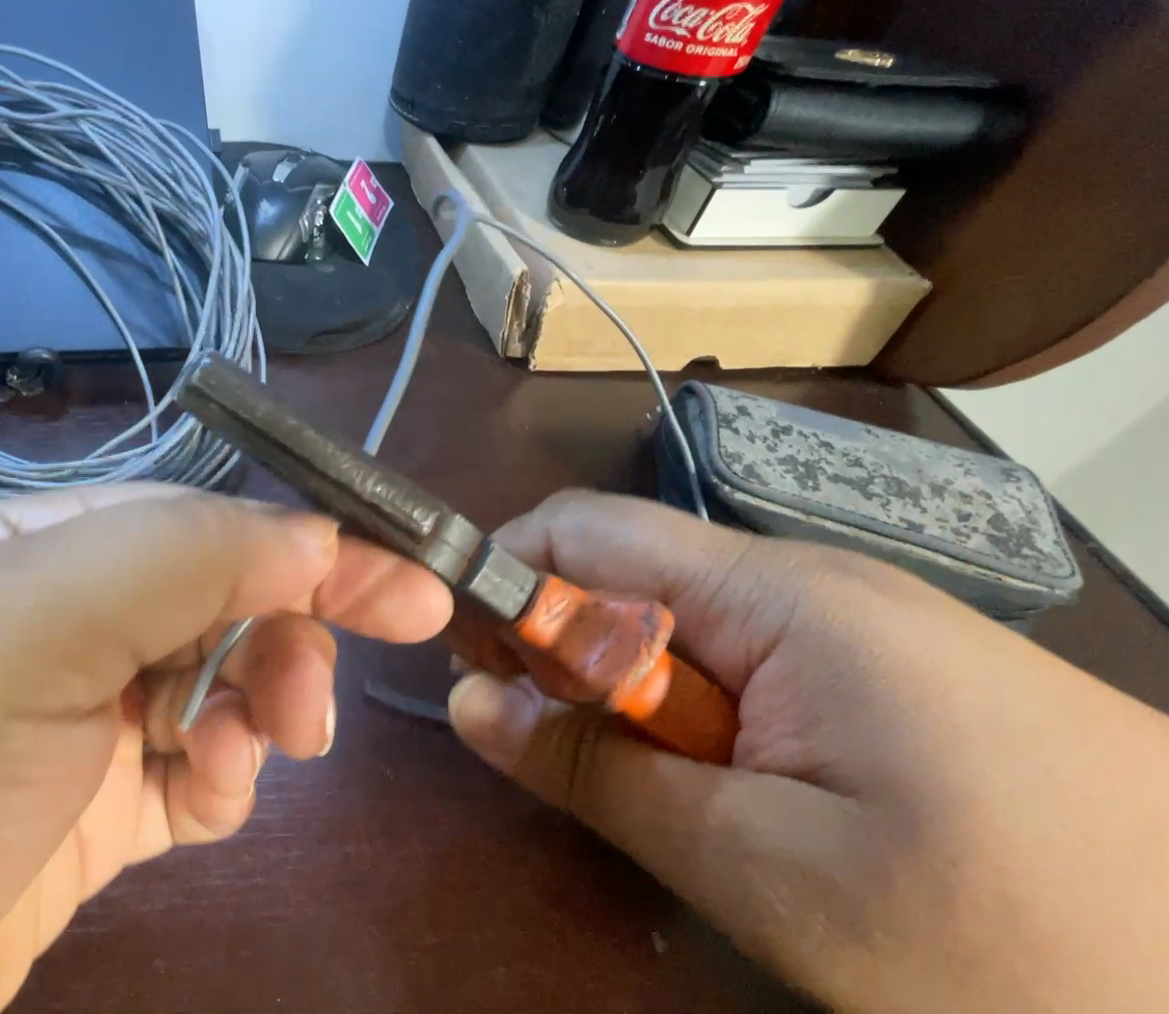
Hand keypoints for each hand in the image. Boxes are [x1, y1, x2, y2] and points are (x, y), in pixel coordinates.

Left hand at [0, 486, 449, 1013]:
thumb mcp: (28, 631)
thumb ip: (177, 562)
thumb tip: (314, 533)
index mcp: (41, 549)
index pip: (203, 521)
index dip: (306, 547)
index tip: (411, 582)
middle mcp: (59, 622)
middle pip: (217, 602)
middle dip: (286, 634)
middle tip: (321, 698)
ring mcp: (70, 721)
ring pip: (214, 687)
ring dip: (257, 709)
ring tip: (261, 750)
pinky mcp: (81, 815)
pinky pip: (187, 773)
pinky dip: (217, 779)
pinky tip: (206, 800)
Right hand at [446, 491, 1168, 1010]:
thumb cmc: (1005, 941)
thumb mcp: (759, 868)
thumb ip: (595, 771)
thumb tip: (467, 701)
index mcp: (780, 596)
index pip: (587, 531)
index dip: (505, 579)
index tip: (467, 662)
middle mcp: (813, 580)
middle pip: (631, 570)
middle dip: (564, 644)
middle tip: (543, 738)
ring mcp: (860, 621)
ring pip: (684, 619)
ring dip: (629, 686)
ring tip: (642, 779)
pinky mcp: (890, 667)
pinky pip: (747, 655)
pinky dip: (695, 706)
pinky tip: (724, 780)